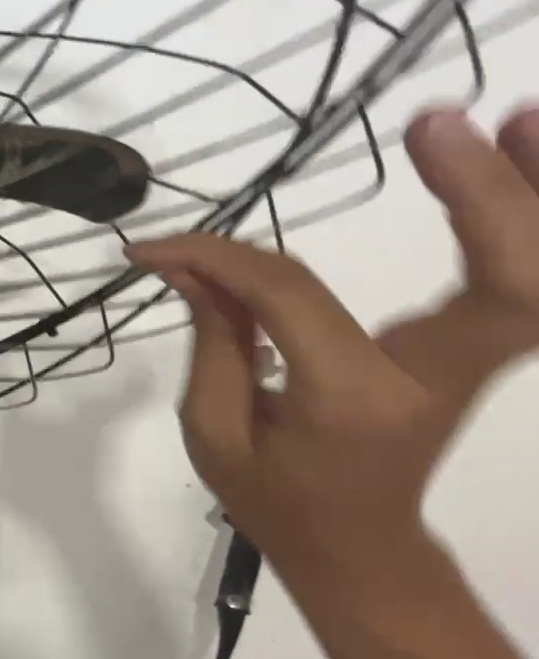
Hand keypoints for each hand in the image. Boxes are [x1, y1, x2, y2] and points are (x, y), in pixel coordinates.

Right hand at [125, 106, 538, 586]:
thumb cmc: (272, 496)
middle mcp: (437, 375)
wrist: (356, 544)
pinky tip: (524, 154)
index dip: (219, 259)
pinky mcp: (477, 345)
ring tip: (520, 114)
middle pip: (512, 281)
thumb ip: (213, 334)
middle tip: (438, 120)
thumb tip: (187, 259)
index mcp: (352, 399)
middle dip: (491, 195)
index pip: (291, 297)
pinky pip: (529, 282)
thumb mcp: (212, 425)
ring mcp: (473, 360)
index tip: (156, 247)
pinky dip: (532, 219)